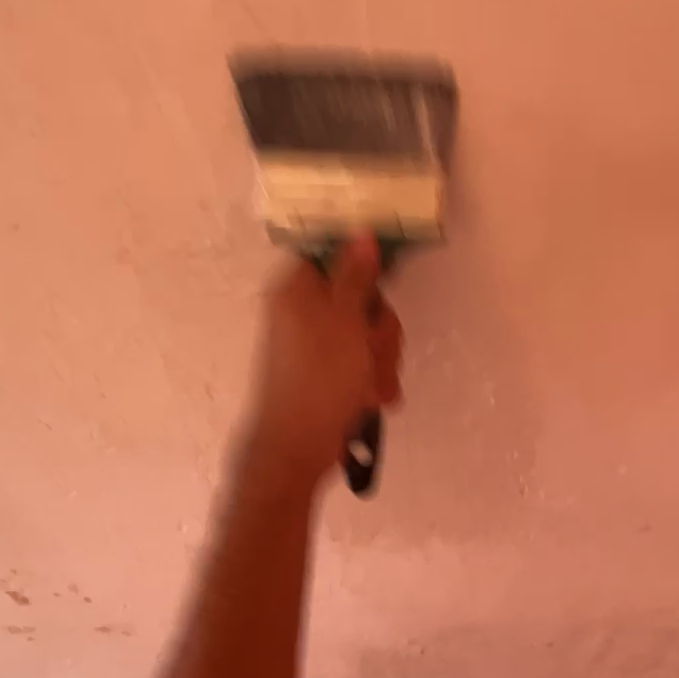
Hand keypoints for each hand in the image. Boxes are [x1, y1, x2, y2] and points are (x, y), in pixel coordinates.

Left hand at [244, 237, 403, 485]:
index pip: (336, 257)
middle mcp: (305, 312)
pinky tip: (373, 398)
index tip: (379, 291)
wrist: (298, 446)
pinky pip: (364, 364)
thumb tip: (361, 231)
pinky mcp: (330, 375)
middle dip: (380, 330)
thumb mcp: (344, 318)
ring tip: (373, 386)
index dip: (364, 272)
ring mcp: (318, 346)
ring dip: (381, 361)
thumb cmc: (320, 377)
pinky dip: (373, 380)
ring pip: (369, 336)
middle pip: (362, 299)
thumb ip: (355, 274)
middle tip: (374, 350)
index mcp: (297, 289)